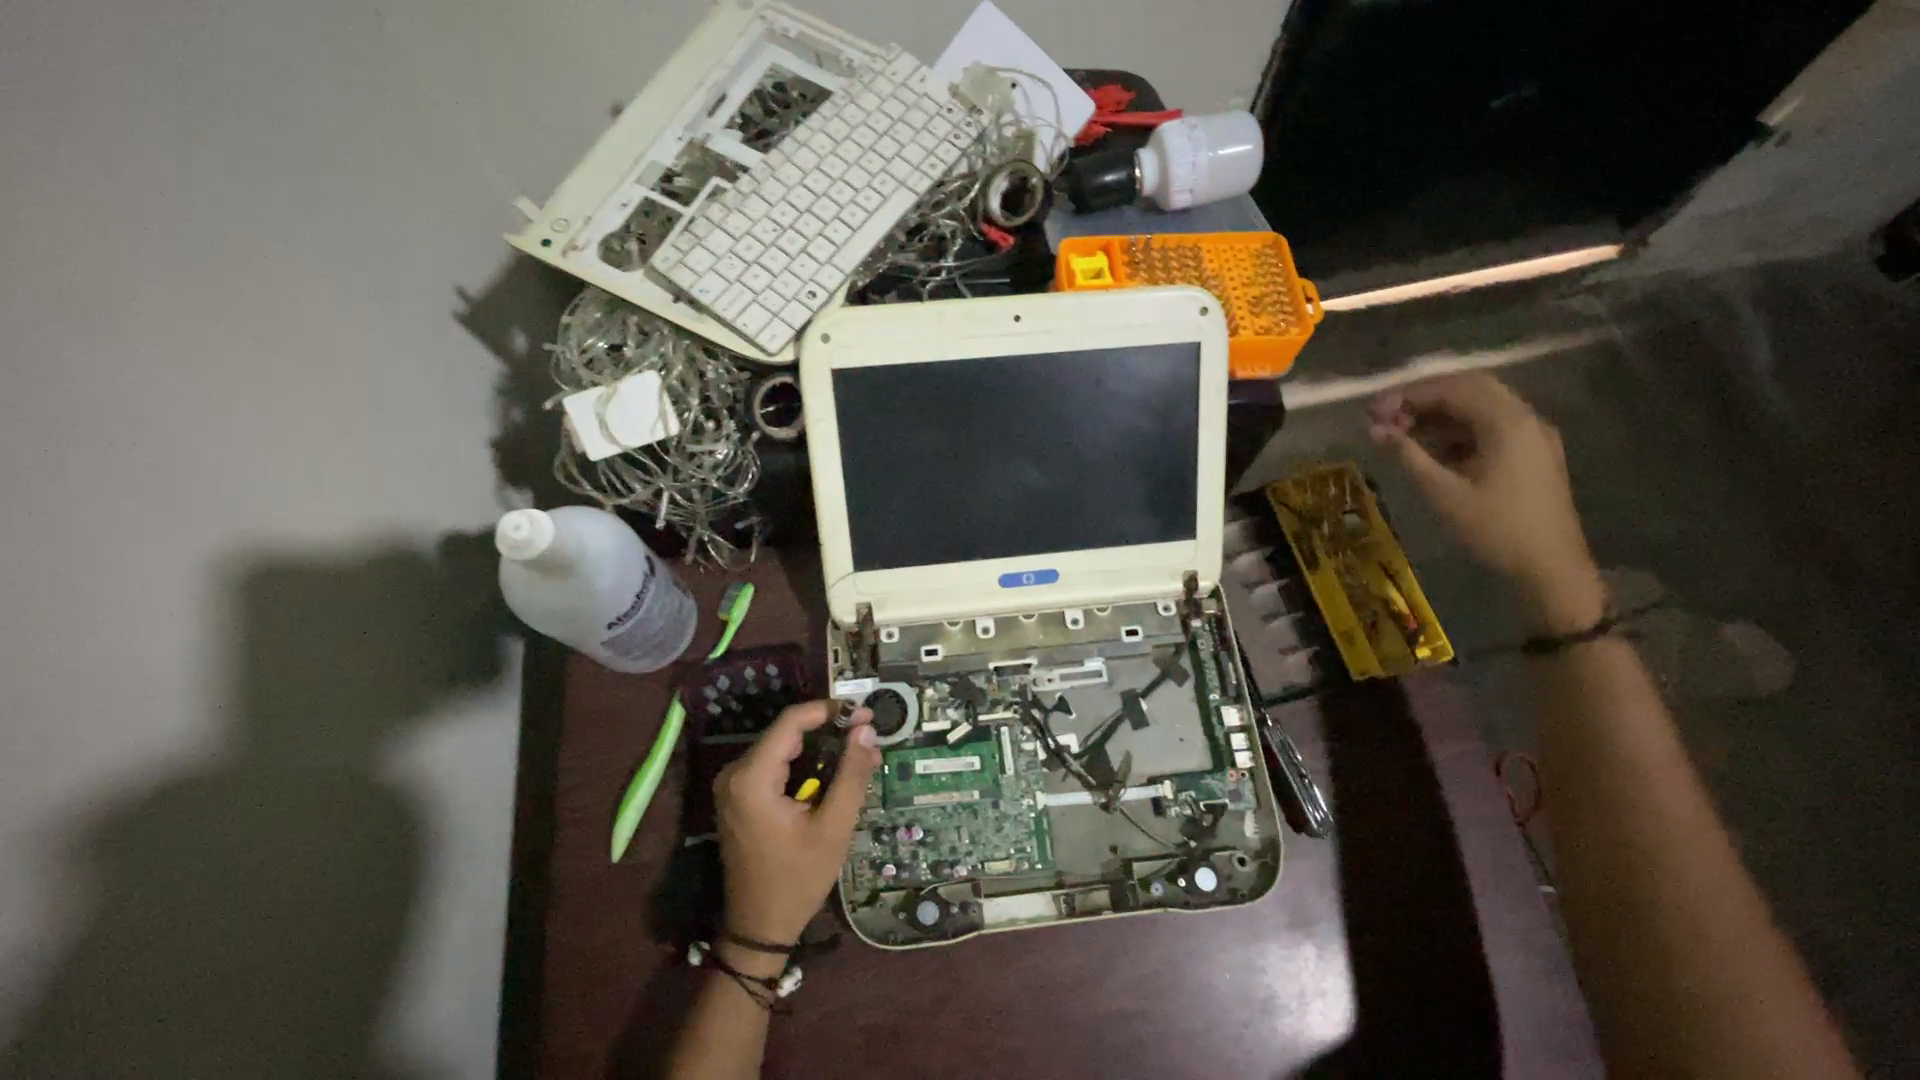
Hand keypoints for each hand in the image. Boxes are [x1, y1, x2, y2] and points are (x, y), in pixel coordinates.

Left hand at [713, 700, 881, 949]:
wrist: (759, 926)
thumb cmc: (797, 879)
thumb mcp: (833, 827)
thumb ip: (851, 775)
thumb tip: (866, 731)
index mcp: (752, 777)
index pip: (791, 722)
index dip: (830, 711)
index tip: (865, 714)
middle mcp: (735, 773)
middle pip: (786, 733)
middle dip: (829, 731)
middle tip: (868, 737)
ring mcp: (733, 786)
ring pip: (783, 749)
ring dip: (820, 749)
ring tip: (859, 757)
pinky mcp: (739, 798)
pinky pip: (774, 767)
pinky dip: (804, 766)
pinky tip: (835, 775)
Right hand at [1369, 373, 1603, 631]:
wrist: (1550, 567)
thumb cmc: (1495, 529)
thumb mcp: (1444, 493)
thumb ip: (1409, 455)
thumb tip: (1377, 430)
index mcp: (1507, 422)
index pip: (1452, 389)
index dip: (1409, 395)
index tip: (1373, 410)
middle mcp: (1525, 418)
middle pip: (1470, 388)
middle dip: (1425, 397)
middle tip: (1388, 415)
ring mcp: (1533, 434)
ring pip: (1482, 405)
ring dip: (1441, 412)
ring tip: (1403, 430)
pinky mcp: (1533, 452)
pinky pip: (1492, 425)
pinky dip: (1459, 427)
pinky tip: (1434, 447)